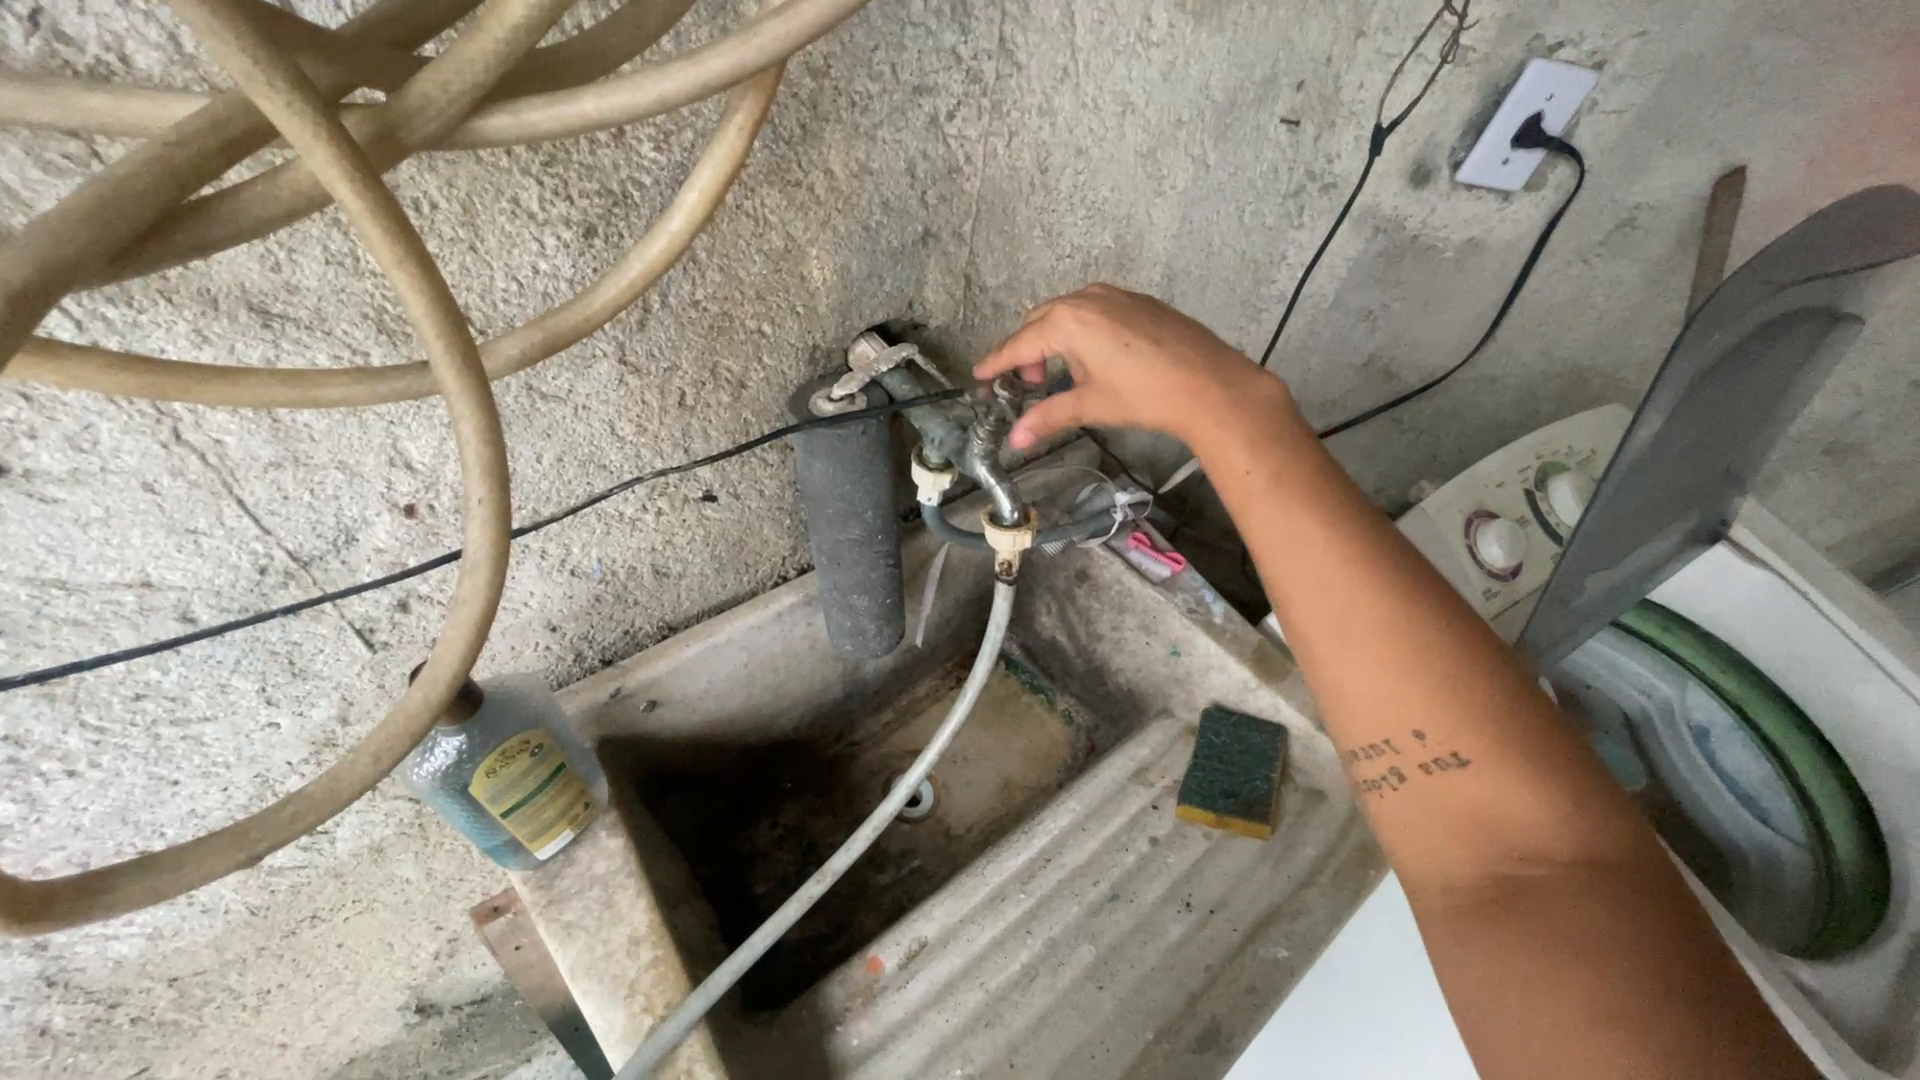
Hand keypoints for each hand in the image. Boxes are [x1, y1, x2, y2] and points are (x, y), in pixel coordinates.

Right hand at [972, 284, 1297, 450]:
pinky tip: (1096, 361)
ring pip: (1068, 313)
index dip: (997, 362)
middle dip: (1027, 352)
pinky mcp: (1138, 301)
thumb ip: (1049, 416)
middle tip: (1027, 385)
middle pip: (1040, 322)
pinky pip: (1095, 310)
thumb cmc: (1147, 395)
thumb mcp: (1092, 405)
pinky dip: (1082, 332)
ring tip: (1064, 377)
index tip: (979, 374)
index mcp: (1069, 321)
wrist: (1211, 384)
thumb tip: (1016, 438)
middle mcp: (1088, 298)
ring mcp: (1116, 296)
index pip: (1020, 343)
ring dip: (1055, 341)